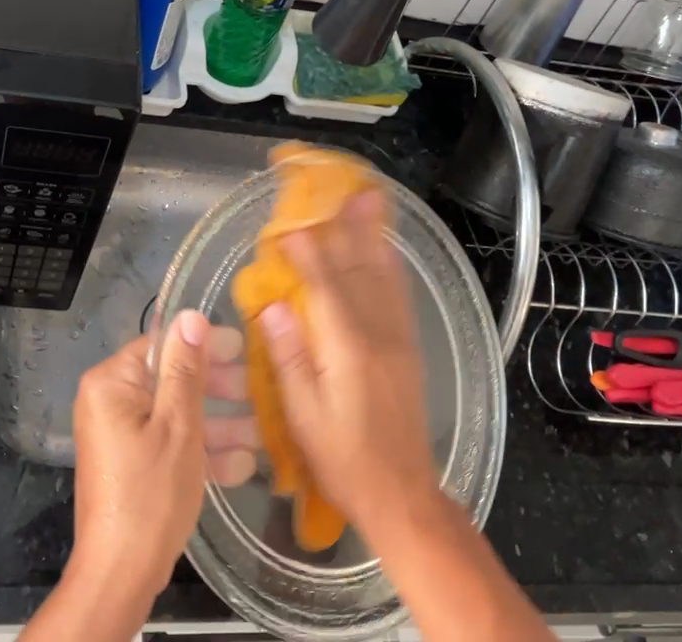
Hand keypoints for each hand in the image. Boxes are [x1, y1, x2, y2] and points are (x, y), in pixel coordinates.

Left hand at [69, 310, 255, 602]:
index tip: (243, 348)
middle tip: (256, 391)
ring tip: (261, 431)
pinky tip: (241, 464)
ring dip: (216, 424)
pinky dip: (198, 450)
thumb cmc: (151, 493)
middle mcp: (108, 401)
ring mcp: (118, 434)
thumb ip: (185, 369)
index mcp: (110, 384)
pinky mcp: (129, 461)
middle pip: (169, 379)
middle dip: (215, 389)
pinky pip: (167, 442)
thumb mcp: (178, 426)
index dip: (203, 346)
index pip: (160, 346)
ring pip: (173, 414)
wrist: (121, 571)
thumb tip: (191, 315)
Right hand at [259, 189, 440, 539]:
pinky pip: (399, 296)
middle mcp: (377, 334)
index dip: (306, 252)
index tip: (288, 224)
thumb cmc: (342, 458)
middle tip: (338, 189)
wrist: (402, 492)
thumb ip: (290, 358)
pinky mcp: (408, 350)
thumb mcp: (303, 416)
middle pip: (357, 270)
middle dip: (344, 228)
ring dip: (373, 236)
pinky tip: (387, 249)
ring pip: (383, 277)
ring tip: (369, 200)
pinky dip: (391, 266)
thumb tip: (273, 307)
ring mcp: (398, 340)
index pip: (324, 286)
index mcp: (347, 349)